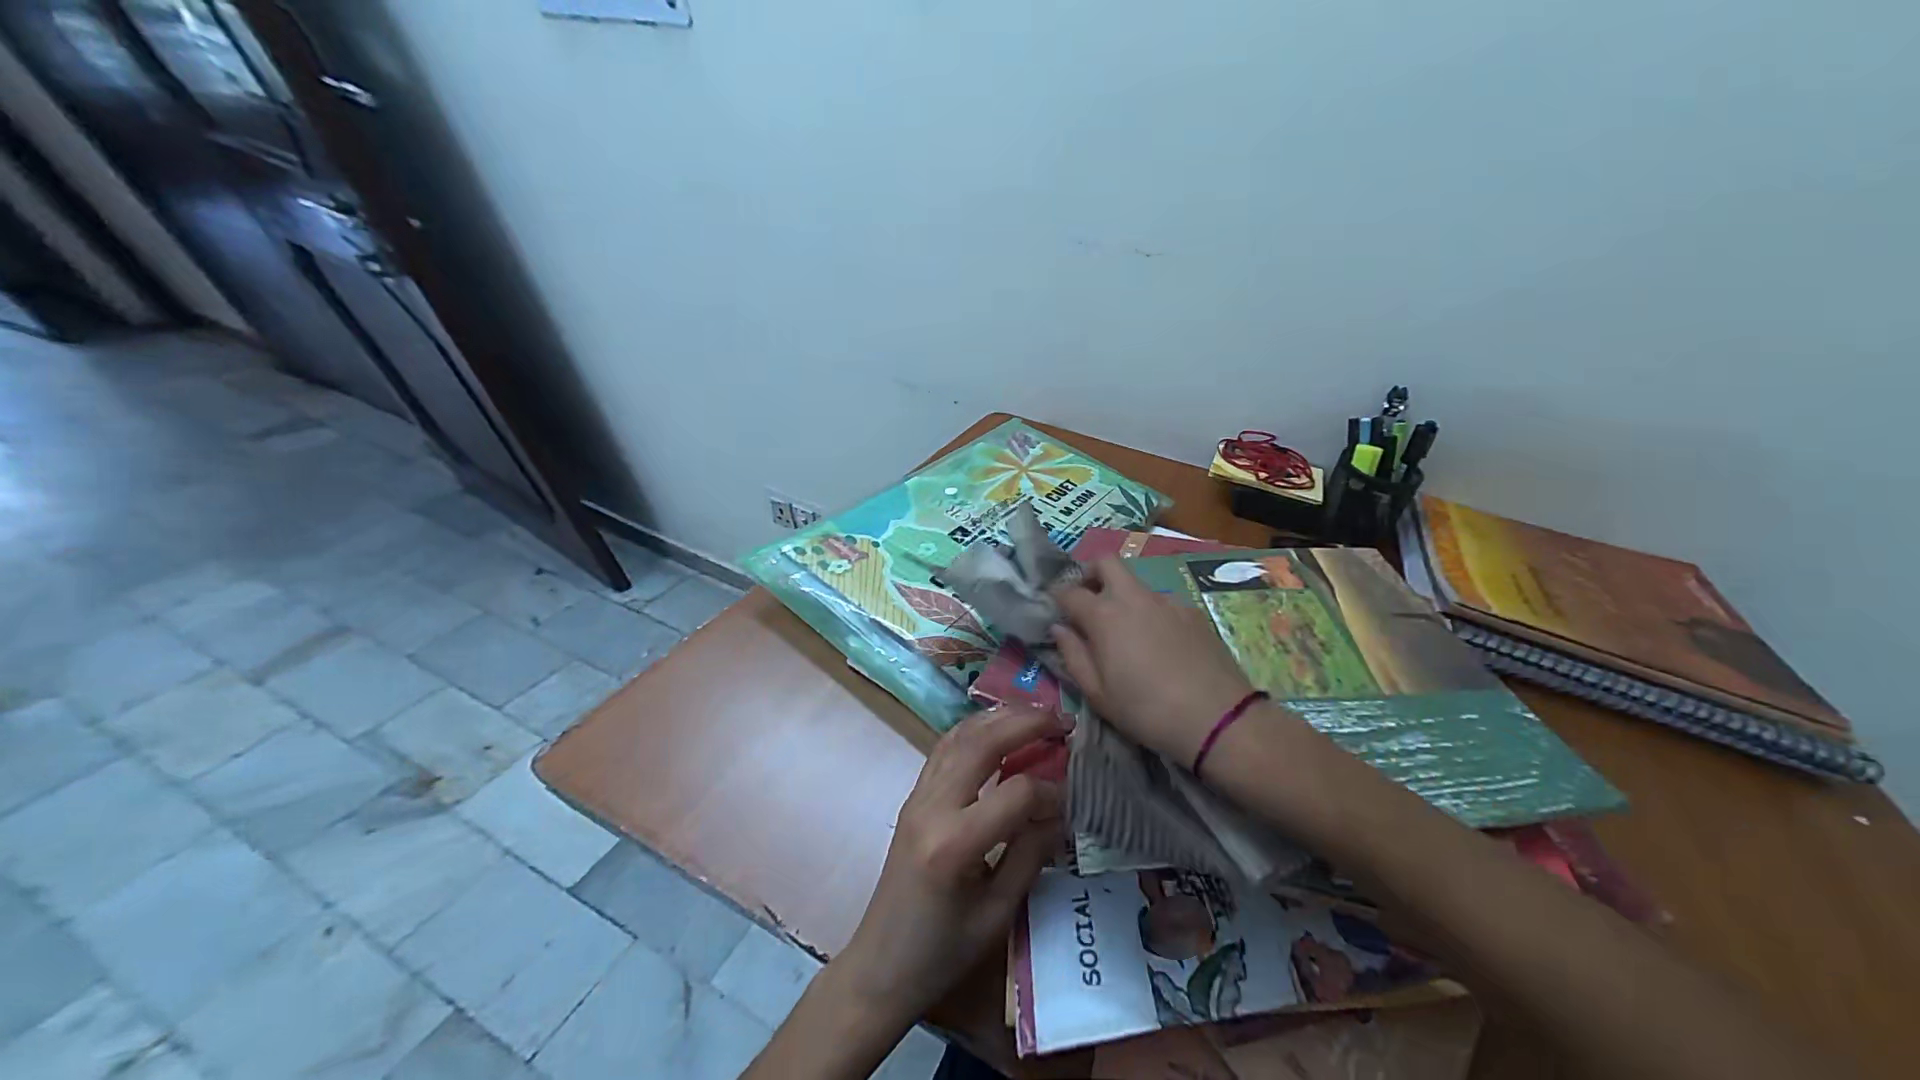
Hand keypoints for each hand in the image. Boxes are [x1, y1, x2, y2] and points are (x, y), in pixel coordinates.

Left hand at [832, 704, 1066, 1022]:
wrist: (880, 966)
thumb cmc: (942, 952)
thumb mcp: (998, 914)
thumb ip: (1031, 855)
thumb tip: (1059, 809)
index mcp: (953, 845)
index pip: (1015, 794)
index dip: (1051, 792)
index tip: (1073, 801)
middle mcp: (931, 808)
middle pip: (981, 745)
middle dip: (1026, 724)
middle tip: (1064, 719)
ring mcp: (917, 797)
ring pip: (958, 737)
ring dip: (999, 718)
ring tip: (1037, 714)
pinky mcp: (913, 797)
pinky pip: (944, 749)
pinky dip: (974, 731)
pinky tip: (997, 729)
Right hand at [1050, 557, 1255, 764]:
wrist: (1217, 718)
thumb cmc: (1145, 710)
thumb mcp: (1097, 694)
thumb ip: (1072, 655)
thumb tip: (1059, 629)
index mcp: (1103, 616)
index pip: (1069, 591)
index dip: (1057, 598)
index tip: (1055, 610)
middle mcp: (1133, 597)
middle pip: (1106, 562)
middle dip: (1090, 573)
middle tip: (1088, 601)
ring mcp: (1166, 601)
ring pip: (1136, 584)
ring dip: (1122, 596)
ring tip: (1127, 632)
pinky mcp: (1192, 612)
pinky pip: (1161, 603)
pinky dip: (1151, 613)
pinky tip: (1159, 645)